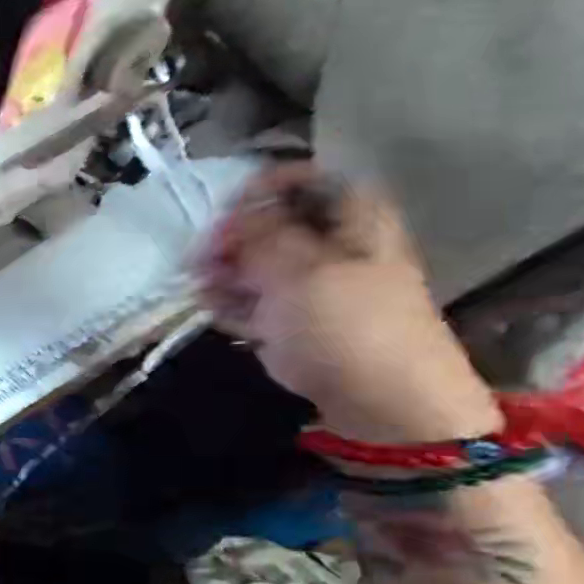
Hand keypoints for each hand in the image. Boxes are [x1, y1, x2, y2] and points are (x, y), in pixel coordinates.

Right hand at [198, 162, 501, 442]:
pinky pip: (257, 304)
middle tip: (199, 260)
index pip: (301, 180)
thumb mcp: (300, 271)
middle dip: (232, 239)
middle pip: (272, 226)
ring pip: (258, 267)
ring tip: (200, 289)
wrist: (384, 402)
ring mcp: (313, 288)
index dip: (258, 191)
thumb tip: (235, 212)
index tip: (221, 214)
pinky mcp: (297, 324)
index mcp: (351, 217)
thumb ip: (261, 236)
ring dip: (226, 274)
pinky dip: (234, 304)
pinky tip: (213, 309)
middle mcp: (332, 246)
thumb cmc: (347, 327)